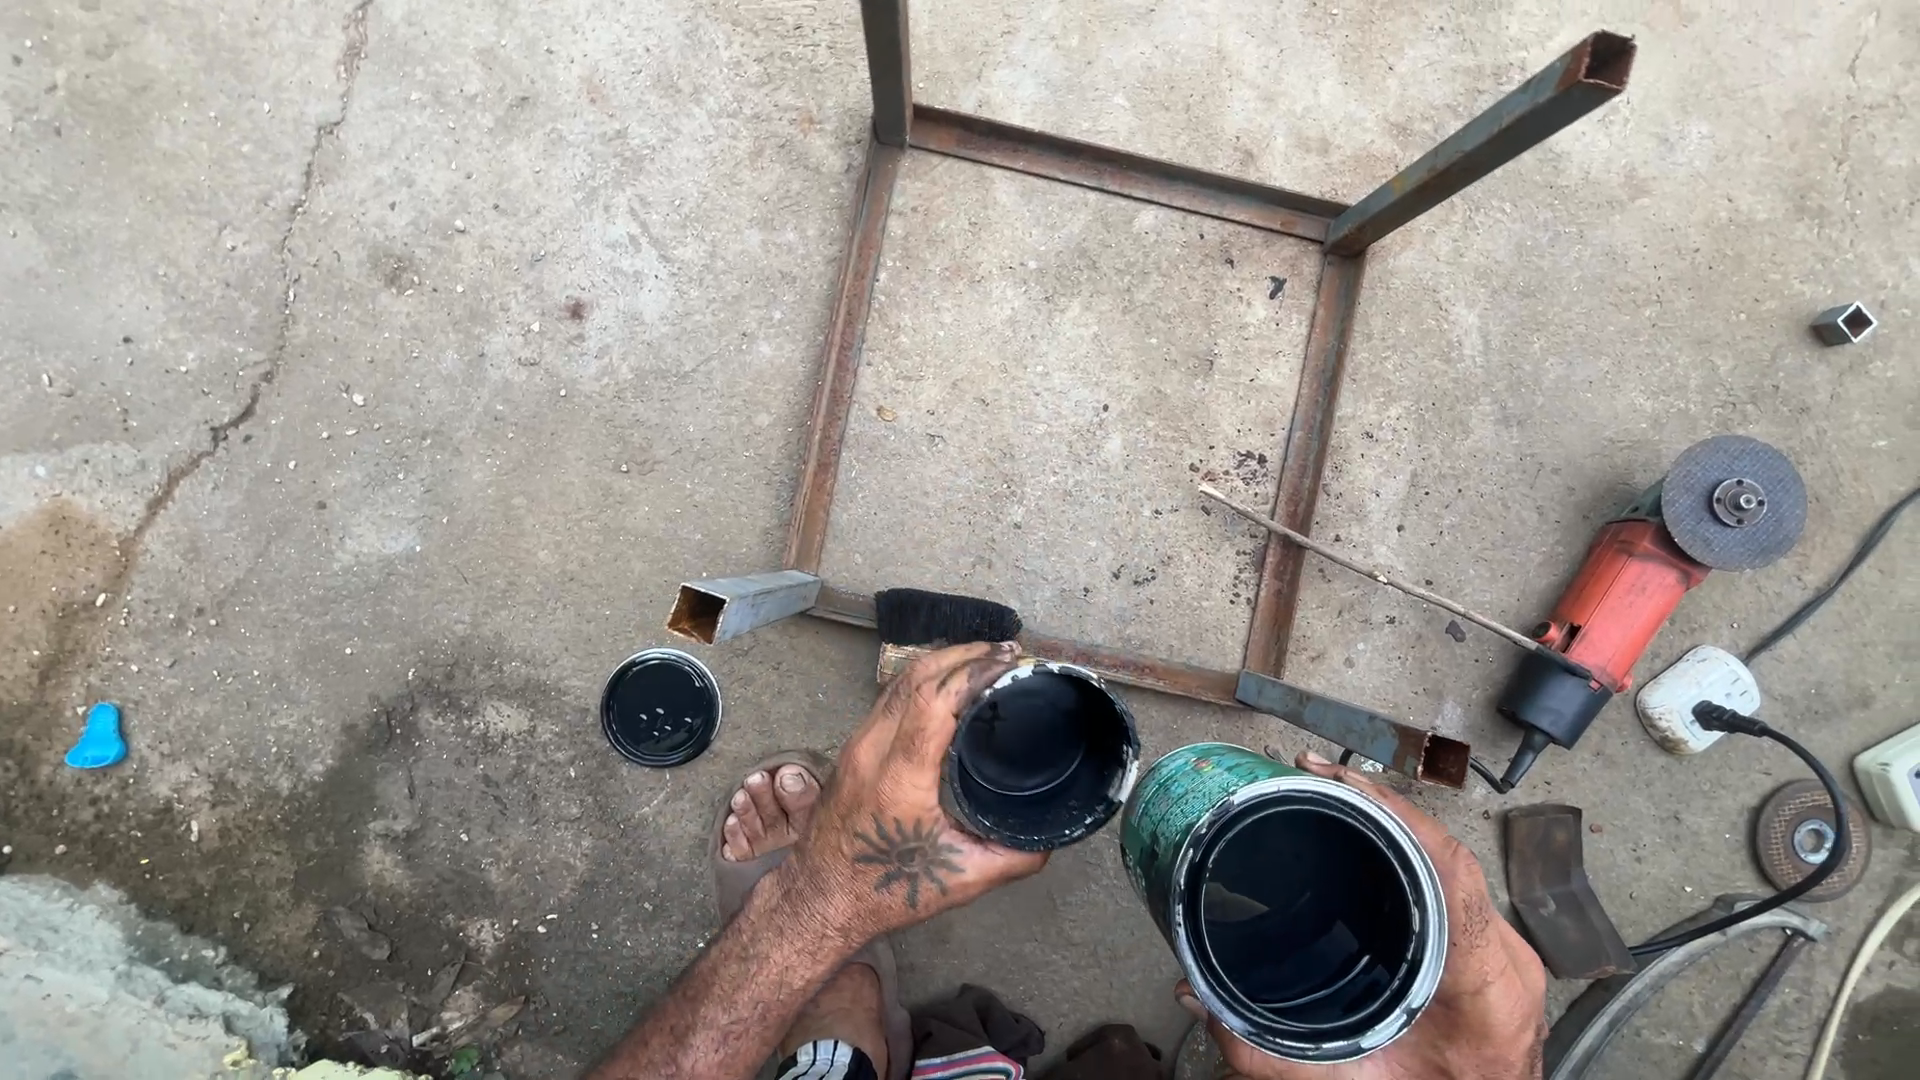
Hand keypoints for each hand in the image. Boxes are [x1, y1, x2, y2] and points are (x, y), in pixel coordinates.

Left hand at [784, 641, 1047, 942]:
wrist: (819, 898)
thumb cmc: (886, 890)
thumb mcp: (961, 879)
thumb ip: (1013, 857)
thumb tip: (1051, 835)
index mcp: (900, 777)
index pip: (934, 700)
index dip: (974, 671)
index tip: (1009, 661)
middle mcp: (873, 749)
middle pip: (916, 676)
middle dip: (963, 654)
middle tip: (1005, 651)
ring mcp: (857, 743)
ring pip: (898, 680)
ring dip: (942, 661)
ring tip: (982, 658)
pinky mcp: (852, 746)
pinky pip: (889, 695)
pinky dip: (923, 677)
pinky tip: (948, 682)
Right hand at [1178, 752, 1547, 1079]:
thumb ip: (1266, 1054)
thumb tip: (1195, 994)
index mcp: (1484, 989)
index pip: (1451, 872)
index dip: (1396, 813)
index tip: (1334, 780)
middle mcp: (1506, 958)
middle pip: (1445, 852)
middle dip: (1376, 800)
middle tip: (1309, 773)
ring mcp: (1505, 948)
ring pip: (1448, 859)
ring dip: (1389, 817)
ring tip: (1327, 789)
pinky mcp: (1494, 945)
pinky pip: (1450, 876)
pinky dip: (1405, 843)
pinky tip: (1364, 831)